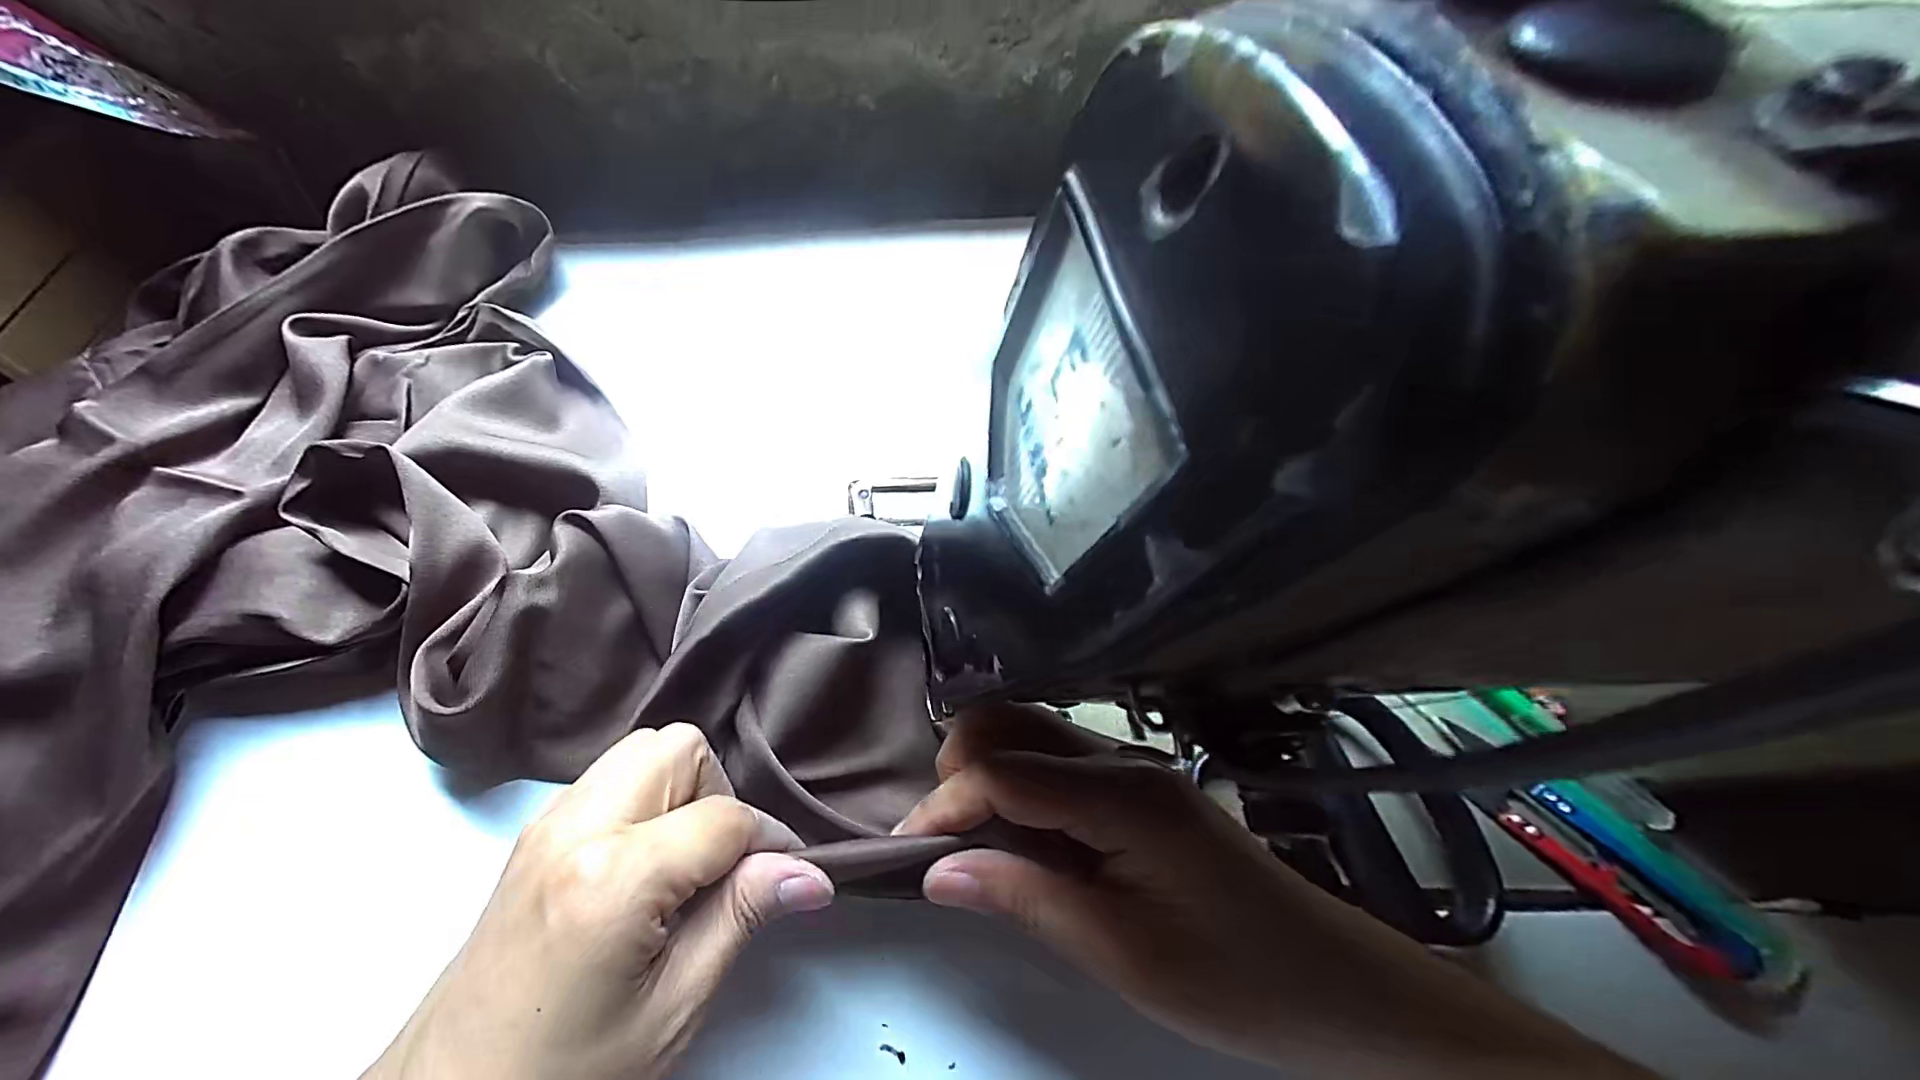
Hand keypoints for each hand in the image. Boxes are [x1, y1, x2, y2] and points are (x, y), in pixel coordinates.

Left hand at [363, 723, 834, 1079]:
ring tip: (682, 864)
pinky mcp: (534, 832)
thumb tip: (809, 874)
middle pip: (679, 747)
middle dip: (717, 794)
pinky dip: (646, 797)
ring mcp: (545, 823)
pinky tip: (646, 862)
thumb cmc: (557, 1076)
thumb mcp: (673, 1005)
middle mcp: (572, 828)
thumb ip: (742, 916)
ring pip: (644, 748)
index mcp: (609, 876)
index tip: (787, 874)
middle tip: (719, 865)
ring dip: (681, 790)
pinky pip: (611, 775)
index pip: (724, 817)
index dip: (771, 841)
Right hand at [897, 704, 1652, 1079]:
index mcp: (1122, 794)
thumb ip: (1027, 897)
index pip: (1003, 769)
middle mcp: (1123, 758)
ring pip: (1031, 729)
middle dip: (959, 769)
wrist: (1339, 982)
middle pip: (1010, 721)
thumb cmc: (1236, 980)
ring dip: (986, 768)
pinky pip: (1058, 755)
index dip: (945, 804)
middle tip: (947, 843)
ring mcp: (1134, 762)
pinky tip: (1019, 831)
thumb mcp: (1124, 955)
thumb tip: (938, 869)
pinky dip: (1018, 779)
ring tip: (973, 838)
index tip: (910, 853)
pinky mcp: (1140, 779)